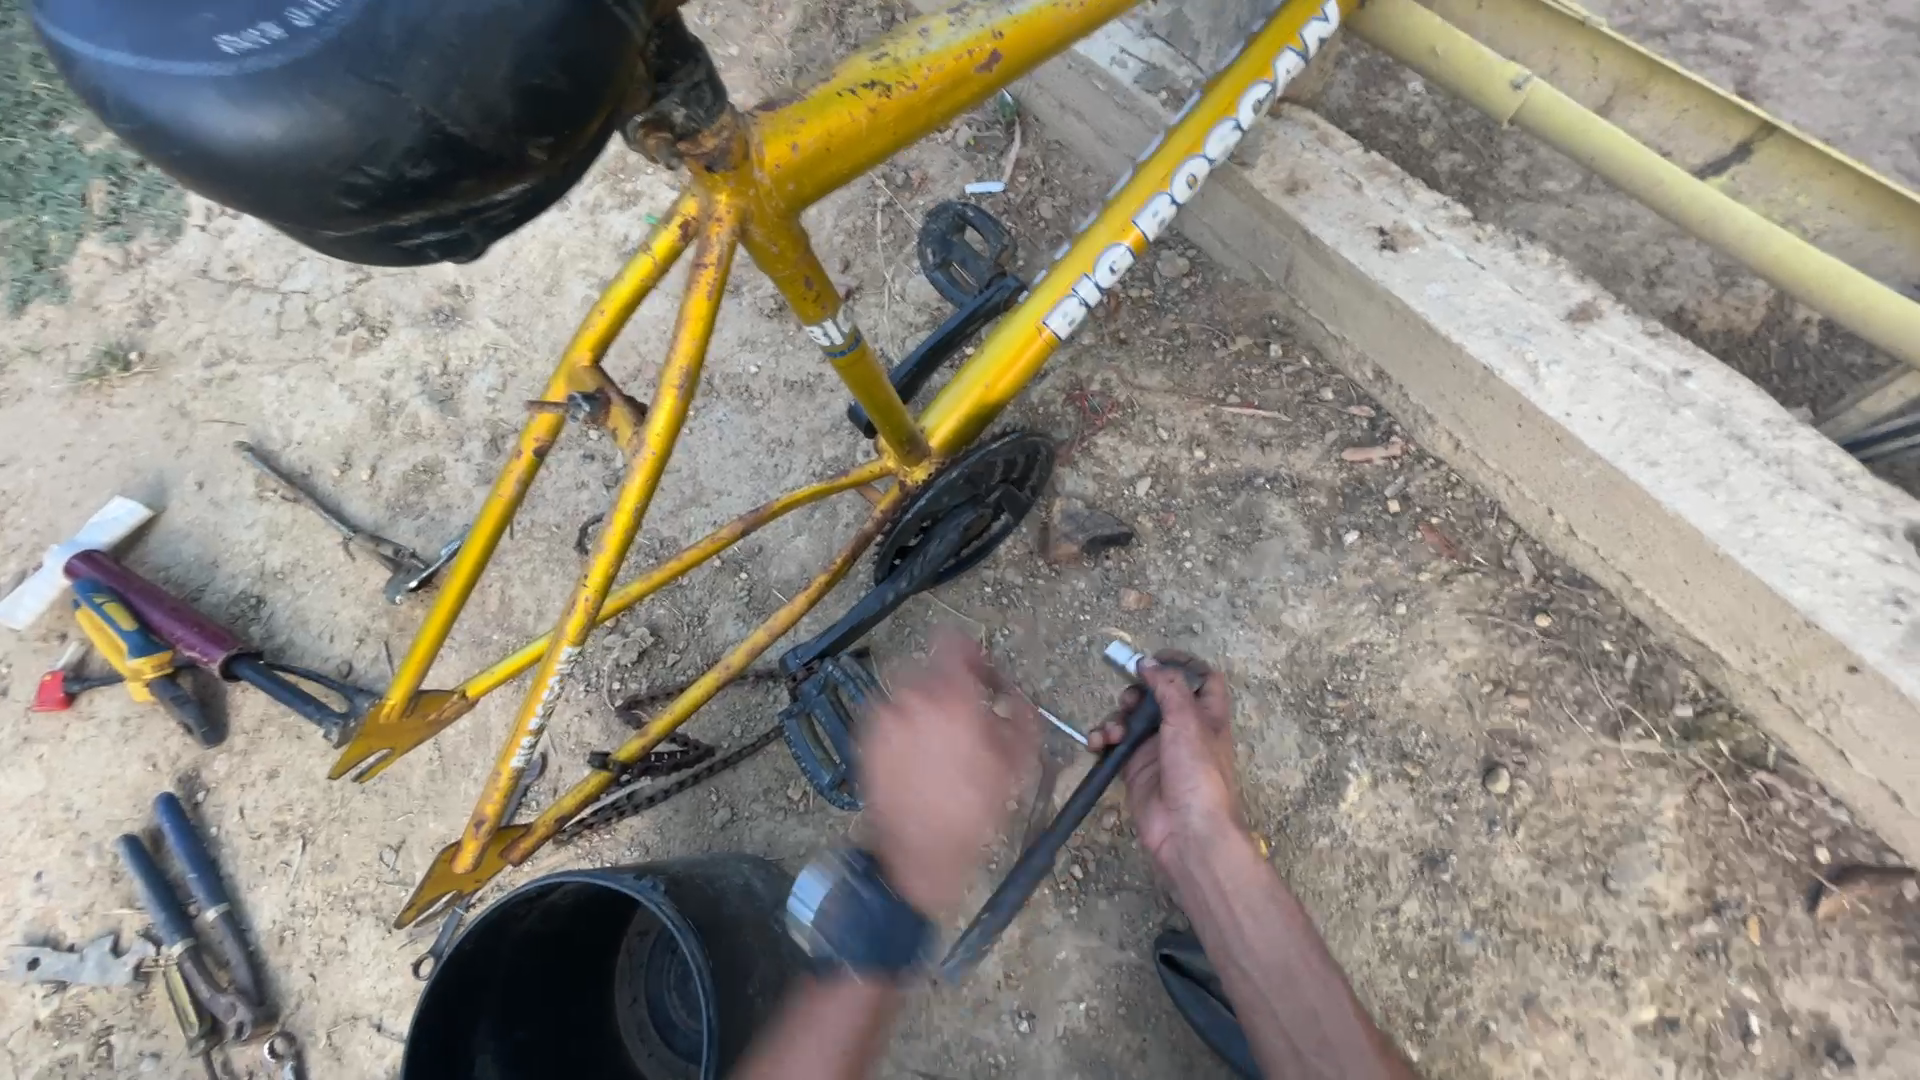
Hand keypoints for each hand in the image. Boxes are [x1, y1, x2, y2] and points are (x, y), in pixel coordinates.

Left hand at [856, 630, 1037, 915]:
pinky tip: (915, 752)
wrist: (921, 851)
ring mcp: (884, 717)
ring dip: (923, 703)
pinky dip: (901, 723)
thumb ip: (1021, 715)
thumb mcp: (1016, 762)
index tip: (978, 671)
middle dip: (946, 683)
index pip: (953, 642)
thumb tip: (1015, 695)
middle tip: (960, 709)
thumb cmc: (973, 809)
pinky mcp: (865, 738)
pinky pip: (886, 715)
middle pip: (929, 666)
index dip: (970, 652)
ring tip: (936, 737)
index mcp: (952, 695)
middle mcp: (913, 697)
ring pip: (906, 691)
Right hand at [1087, 651, 1245, 878]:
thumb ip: (1167, 687)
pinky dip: (1103, 739)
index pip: (1201, 679)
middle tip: (1129, 701)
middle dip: (1136, 693)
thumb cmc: (1197, 771)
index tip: (1156, 659)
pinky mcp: (1134, 767)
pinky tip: (1097, 744)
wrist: (1187, 830)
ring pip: (1130, 719)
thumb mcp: (1187, 720)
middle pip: (1156, 696)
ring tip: (1113, 733)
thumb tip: (1148, 663)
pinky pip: (1114, 744)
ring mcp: (1156, 748)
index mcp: (1206, 715)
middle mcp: (1182, 729)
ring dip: (1116, 719)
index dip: (1182, 664)